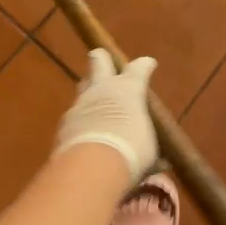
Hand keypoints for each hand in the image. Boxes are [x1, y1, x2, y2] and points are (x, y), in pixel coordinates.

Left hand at [55, 48, 157, 179]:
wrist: (92, 166)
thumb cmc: (131, 150)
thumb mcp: (148, 149)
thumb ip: (150, 145)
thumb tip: (161, 159)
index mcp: (129, 89)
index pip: (139, 68)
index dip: (144, 65)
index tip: (149, 64)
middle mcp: (103, 88)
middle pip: (99, 61)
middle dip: (102, 58)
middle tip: (104, 61)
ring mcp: (81, 103)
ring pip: (83, 85)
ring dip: (89, 90)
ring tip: (95, 101)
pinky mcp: (65, 122)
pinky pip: (74, 113)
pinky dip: (80, 119)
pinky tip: (84, 131)